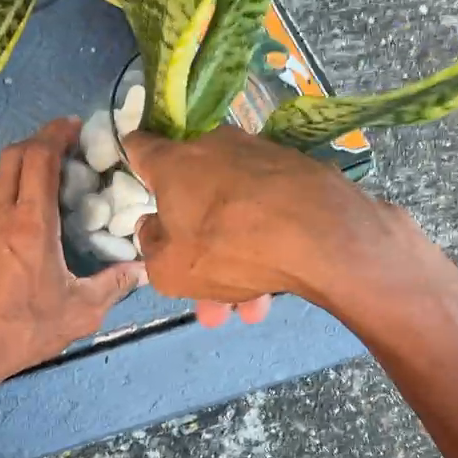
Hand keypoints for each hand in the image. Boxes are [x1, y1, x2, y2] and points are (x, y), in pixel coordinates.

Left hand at [0, 118, 145, 387]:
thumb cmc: (24, 328)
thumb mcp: (79, 311)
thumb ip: (112, 286)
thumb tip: (141, 271)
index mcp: (30, 222)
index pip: (39, 156)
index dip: (56, 132)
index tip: (74, 126)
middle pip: (12, 155)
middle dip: (38, 140)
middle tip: (63, 146)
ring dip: (21, 168)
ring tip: (48, 181)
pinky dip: (9, 195)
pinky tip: (25, 221)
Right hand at [122, 127, 445, 319]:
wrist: (323, 235)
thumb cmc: (228, 247)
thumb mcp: (168, 268)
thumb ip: (150, 247)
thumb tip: (152, 226)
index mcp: (173, 161)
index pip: (139, 147)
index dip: (133, 165)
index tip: (137, 185)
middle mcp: (213, 146)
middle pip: (191, 195)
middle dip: (193, 245)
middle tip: (199, 291)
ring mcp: (259, 156)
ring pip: (232, 213)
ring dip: (233, 261)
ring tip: (246, 310)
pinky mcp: (298, 172)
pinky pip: (266, 213)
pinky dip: (264, 247)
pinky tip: (272, 292)